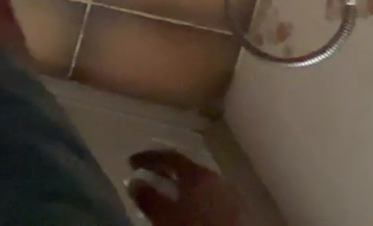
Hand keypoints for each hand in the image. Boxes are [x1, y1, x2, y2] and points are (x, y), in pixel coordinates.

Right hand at [126, 150, 242, 225]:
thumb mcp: (166, 216)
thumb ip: (148, 197)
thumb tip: (134, 182)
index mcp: (198, 174)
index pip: (169, 155)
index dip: (148, 157)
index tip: (131, 164)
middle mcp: (217, 179)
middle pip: (187, 170)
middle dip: (166, 172)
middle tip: (148, 177)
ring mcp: (232, 198)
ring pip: (201, 186)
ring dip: (182, 189)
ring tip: (167, 198)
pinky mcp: (241, 216)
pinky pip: (212, 201)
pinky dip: (196, 202)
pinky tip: (190, 213)